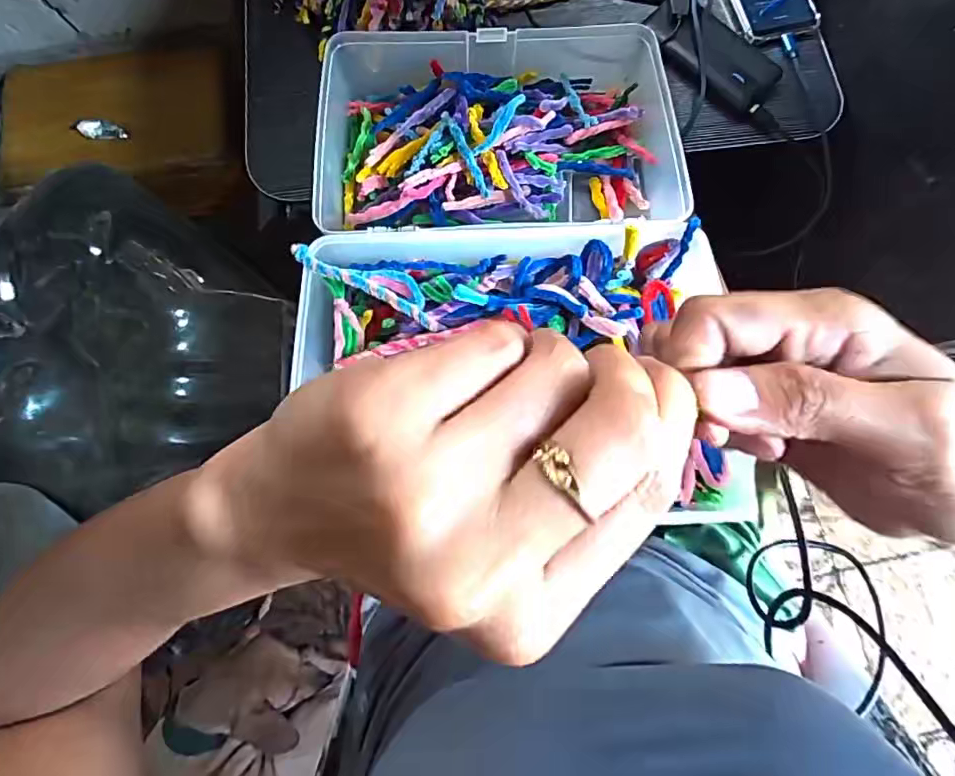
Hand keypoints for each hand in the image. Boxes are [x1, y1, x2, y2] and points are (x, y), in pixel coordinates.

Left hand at [192, 320, 696, 664]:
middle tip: (597, 363)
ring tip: (501, 384)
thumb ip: (590, 496)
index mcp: (527, 614)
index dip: (666, 420)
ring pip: (557, 368)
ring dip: (545, 357)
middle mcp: (480, 564)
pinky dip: (495, 342)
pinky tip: (458, 372)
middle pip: (621, 430)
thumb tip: (665, 400)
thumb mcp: (509, 544)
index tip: (649, 386)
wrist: (287, 507)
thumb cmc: (411, 521)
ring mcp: (426, 486)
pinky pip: (498, 340)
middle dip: (623, 376)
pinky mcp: (385, 413)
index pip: (646, 494)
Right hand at [641, 290, 954, 548]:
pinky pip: (711, 402)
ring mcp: (776, 369)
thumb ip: (809, 402)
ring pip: (695, 368)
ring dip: (700, 410)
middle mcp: (791, 333)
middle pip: (696, 337)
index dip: (690, 359)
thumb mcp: (907, 431)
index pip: (719, 316)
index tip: (702, 421)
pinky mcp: (767, 405)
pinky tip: (757, 452)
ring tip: (748, 447)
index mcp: (825, 318)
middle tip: (723, 440)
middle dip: (691, 388)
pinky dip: (714, 427)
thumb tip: (708, 391)